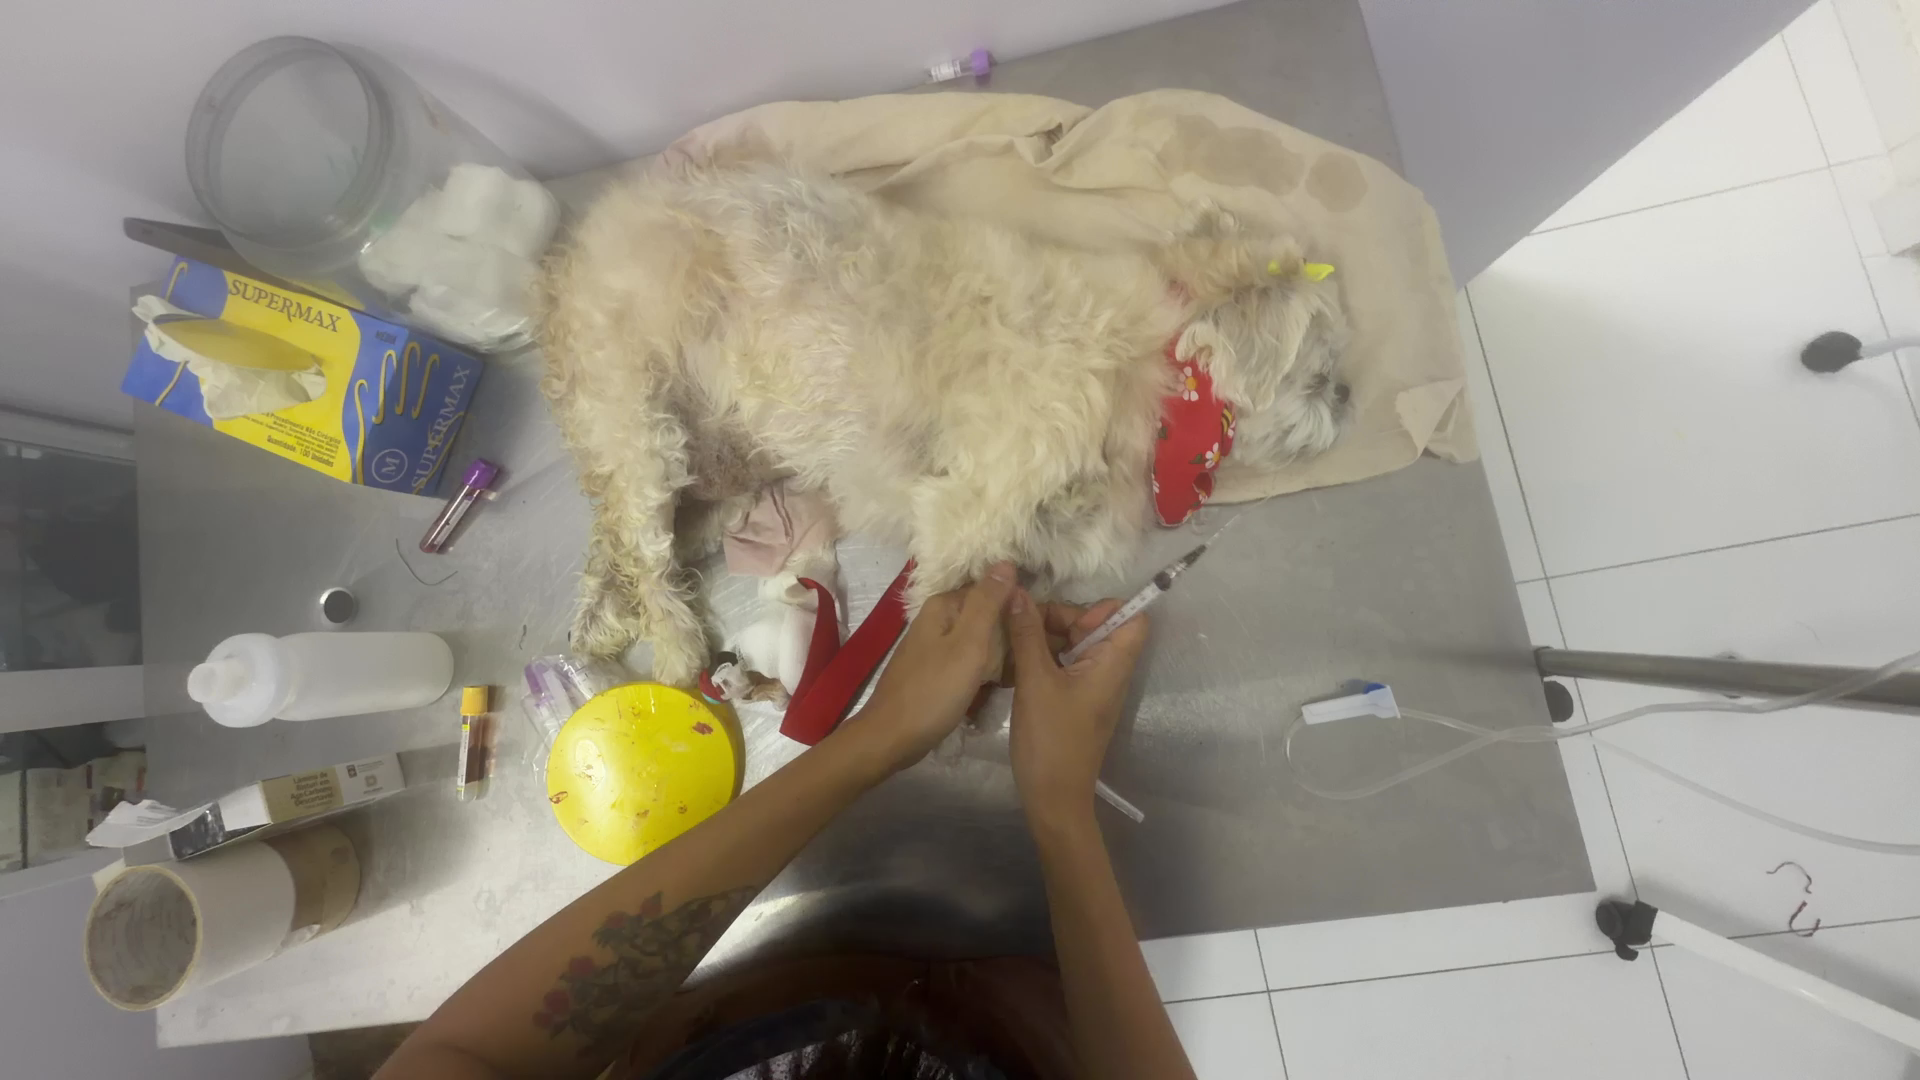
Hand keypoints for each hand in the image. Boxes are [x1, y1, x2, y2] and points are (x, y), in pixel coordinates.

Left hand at [838, 562, 1017, 775]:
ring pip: (978, 641)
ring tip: (1021, 670)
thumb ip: (988, 603)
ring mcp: (933, 647)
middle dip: (1009, 633)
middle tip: (1034, 654)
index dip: (1016, 606)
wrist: (892, 738)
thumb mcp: (969, 644)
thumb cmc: (934, 691)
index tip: (1040, 627)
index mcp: (942, 606)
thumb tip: (1006, 561)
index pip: (990, 590)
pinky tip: (998, 686)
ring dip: (999, 654)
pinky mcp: (934, 671)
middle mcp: (936, 620)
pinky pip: (967, 662)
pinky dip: (983, 671)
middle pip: (984, 616)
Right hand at [1004, 591, 1149, 831]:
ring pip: (1075, 643)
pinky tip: (1014, 661)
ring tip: (1010, 640)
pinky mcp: (1075, 697)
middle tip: (1021, 624)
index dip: (1101, 607)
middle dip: (1060, 617)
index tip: (1064, 617)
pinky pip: (1064, 662)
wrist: (1053, 798)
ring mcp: (1092, 685)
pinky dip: (1042, 655)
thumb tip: (1017, 592)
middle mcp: (1109, 669)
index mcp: (1113, 662)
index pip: (1131, 616)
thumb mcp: (1035, 681)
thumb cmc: (1051, 739)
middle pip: (1095, 624)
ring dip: (1045, 636)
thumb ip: (1027, 633)